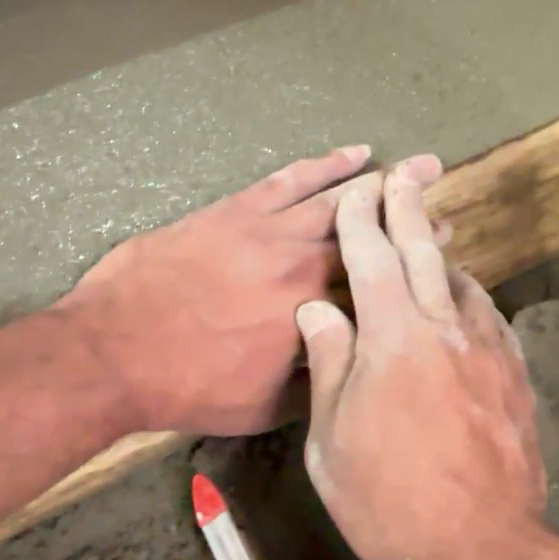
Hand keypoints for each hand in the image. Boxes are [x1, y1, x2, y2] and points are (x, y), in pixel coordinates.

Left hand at [55, 145, 441, 435]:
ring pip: (340, 198)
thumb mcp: (266, 406)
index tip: (446, 250)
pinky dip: (327, 164)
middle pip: (371, 233)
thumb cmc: (189, 387)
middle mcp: (304, 263)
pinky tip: (355, 153)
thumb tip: (358, 359)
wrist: (111, 352)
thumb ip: (320, 378)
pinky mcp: (237, 209)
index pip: (381, 281)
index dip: (416, 264)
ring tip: (419, 166)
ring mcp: (271, 229)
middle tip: (440, 207)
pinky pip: (291, 178)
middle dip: (411, 218)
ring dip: (384, 182)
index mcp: (316, 312)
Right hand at [297, 163, 548, 559]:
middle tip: (402, 174)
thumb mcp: (332, 439)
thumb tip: (320, 309)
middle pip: (424, 251)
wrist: (479, 541)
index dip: (361, 217)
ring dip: (441, 252)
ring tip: (429, 236)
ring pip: (462, 280)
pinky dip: (468, 295)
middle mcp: (445, 326)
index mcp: (393, 336)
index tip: (357, 187)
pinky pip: (488, 314)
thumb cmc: (387, 498)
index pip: (371, 257)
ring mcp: (487, 347)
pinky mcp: (514, 371)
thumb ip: (330, 364)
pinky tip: (463, 299)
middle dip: (409, 207)